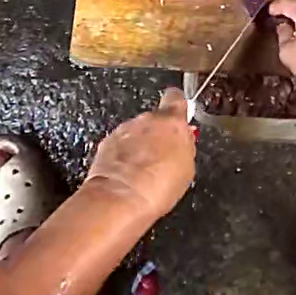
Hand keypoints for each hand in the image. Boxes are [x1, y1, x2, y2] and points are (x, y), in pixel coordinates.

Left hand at [84, 88, 196, 221]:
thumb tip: (184, 139)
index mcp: (171, 121)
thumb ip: (185, 145)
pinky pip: (120, 143)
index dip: (178, 105)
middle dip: (158, 133)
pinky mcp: (108, 141)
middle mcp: (146, 119)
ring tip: (145, 170)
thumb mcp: (187, 168)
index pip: (176, 97)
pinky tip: (129, 173)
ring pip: (136, 132)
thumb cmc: (159, 185)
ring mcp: (125, 129)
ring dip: (140, 145)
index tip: (180, 113)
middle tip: (162, 155)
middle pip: (155, 118)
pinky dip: (124, 154)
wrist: (122, 197)